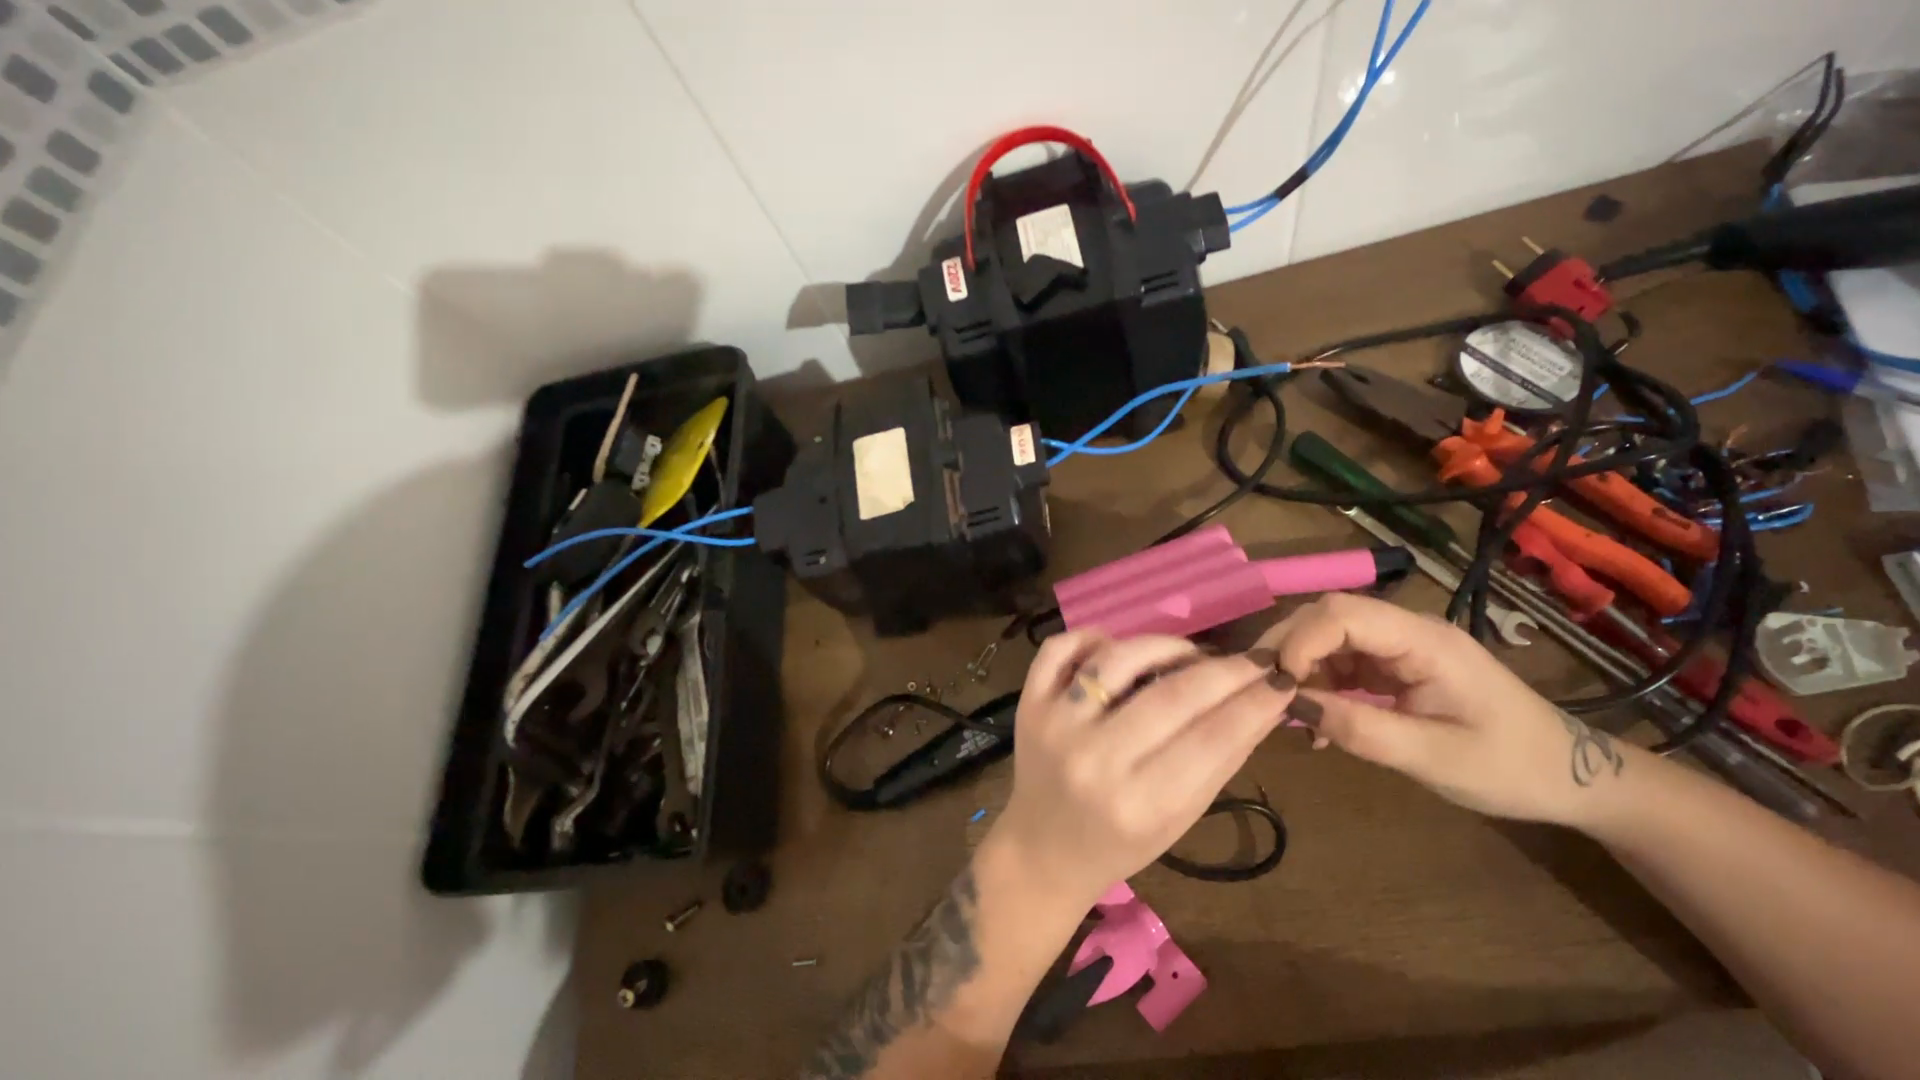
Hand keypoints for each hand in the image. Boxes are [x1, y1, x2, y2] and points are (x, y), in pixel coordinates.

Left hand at [983, 632, 1297, 904]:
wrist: (1043, 852)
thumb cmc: (1122, 843)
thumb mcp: (1182, 817)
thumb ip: (1223, 760)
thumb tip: (1270, 703)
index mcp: (1141, 803)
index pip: (1212, 737)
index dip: (1255, 701)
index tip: (1283, 677)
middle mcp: (1095, 760)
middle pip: (1172, 696)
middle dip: (1225, 670)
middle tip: (1254, 660)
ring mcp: (1055, 727)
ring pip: (1116, 660)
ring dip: (1164, 646)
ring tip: (1190, 654)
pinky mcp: (1028, 704)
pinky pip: (1058, 649)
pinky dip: (1092, 637)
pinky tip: (1119, 648)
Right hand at [1260, 593, 1630, 826]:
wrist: (1568, 777)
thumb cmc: (1510, 767)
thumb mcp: (1433, 757)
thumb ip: (1360, 729)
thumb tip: (1290, 707)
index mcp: (1425, 642)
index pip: (1344, 614)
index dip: (1300, 639)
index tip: (1275, 684)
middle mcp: (1409, 633)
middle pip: (1329, 617)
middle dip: (1287, 648)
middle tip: (1257, 690)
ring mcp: (1402, 649)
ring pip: (1330, 639)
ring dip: (1299, 669)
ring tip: (1278, 710)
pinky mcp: (1398, 669)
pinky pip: (1344, 664)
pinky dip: (1318, 686)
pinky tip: (1312, 722)